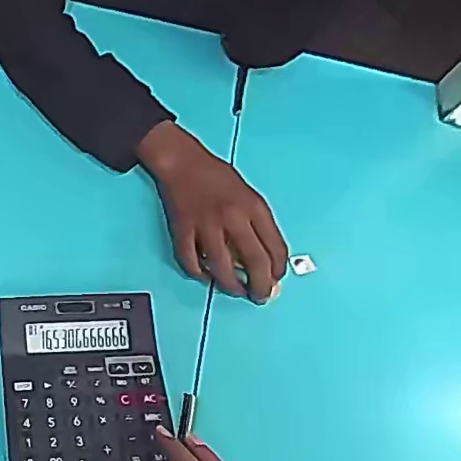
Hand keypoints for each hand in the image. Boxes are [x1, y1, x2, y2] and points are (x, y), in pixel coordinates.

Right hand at [138, 121, 288, 302]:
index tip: (276, 279)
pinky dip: (198, 273)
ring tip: (235, 291)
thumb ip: (256, 223)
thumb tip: (262, 256)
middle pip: (253, 261)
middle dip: (260, 285)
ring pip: (221, 267)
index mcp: (253, 207)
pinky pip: (191, 261)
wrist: (184, 164)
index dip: (278, 269)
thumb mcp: (248, 195)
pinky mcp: (183, 230)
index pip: (274, 246)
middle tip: (260, 296)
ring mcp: (206, 225)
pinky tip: (206, 276)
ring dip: (230, 285)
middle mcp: (232, 217)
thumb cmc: (217, 177)